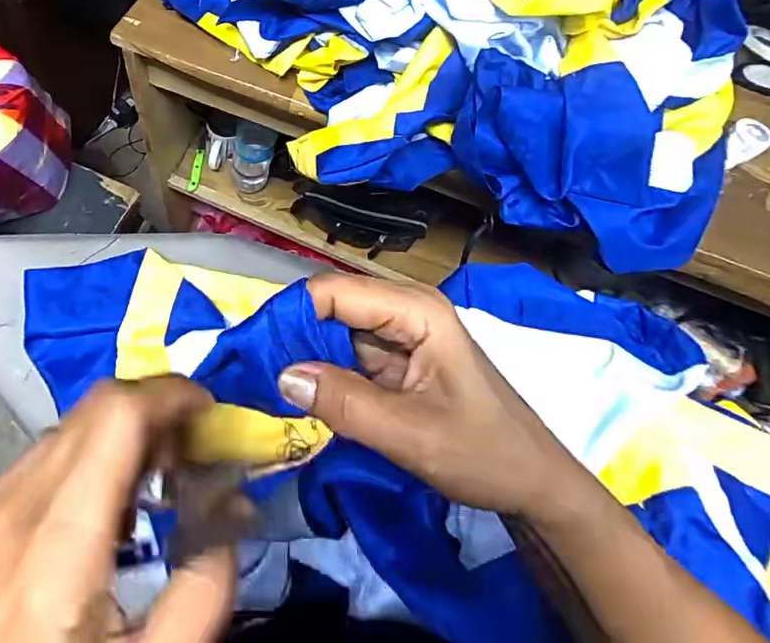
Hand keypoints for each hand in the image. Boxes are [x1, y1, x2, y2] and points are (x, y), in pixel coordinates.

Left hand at [0, 378, 236, 642]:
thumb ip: (203, 594)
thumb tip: (231, 519)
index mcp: (57, 544)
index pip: (118, 414)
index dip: (174, 396)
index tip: (212, 416)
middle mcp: (14, 511)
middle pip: (98, 406)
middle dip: (159, 408)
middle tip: (194, 450)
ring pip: (74, 423)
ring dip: (128, 428)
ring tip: (158, 477)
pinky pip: (48, 453)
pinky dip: (95, 452)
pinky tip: (110, 505)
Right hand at [276, 274, 596, 522]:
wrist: (529, 478)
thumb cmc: (482, 451)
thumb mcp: (411, 434)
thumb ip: (346, 403)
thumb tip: (281, 374)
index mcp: (418, 310)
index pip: (336, 292)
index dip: (289, 315)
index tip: (245, 351)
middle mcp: (408, 311)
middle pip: (333, 308)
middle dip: (290, 337)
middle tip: (241, 376)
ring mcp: (404, 336)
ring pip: (337, 334)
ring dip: (301, 358)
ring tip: (254, 389)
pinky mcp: (400, 362)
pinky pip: (350, 358)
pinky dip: (323, 375)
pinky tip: (293, 398)